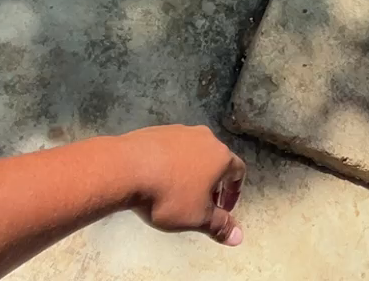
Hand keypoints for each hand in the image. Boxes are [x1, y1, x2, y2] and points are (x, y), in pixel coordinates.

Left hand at [119, 125, 245, 245]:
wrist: (129, 168)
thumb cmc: (168, 196)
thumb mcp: (196, 218)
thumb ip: (219, 226)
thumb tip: (238, 237)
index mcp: (221, 157)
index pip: (238, 172)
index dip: (234, 192)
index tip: (222, 209)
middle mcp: (206, 139)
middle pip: (217, 160)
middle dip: (213, 183)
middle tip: (202, 204)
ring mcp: (183, 131)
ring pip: (196, 153)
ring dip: (193, 172)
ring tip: (178, 192)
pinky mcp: (162, 131)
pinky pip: (175, 148)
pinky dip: (174, 163)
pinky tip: (160, 179)